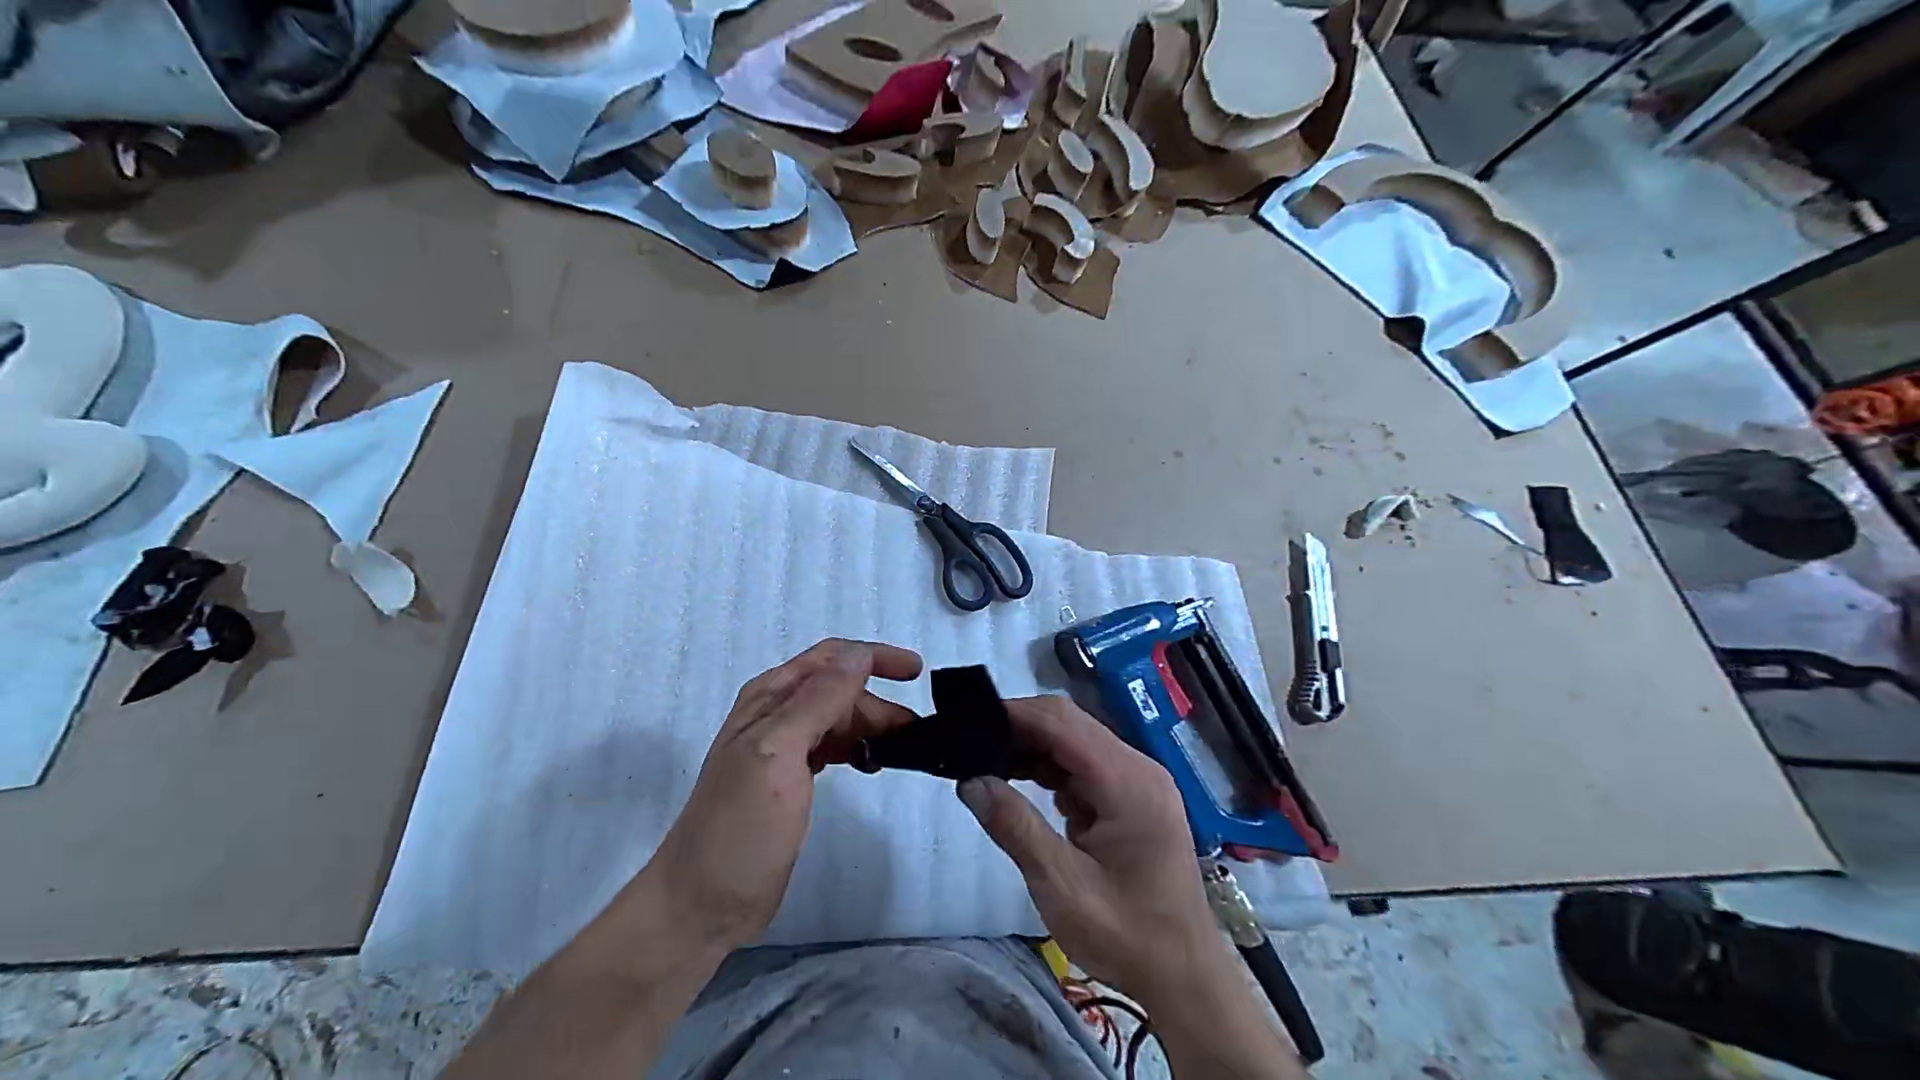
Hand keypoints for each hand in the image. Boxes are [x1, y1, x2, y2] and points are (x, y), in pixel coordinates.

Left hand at [644, 639, 922, 950]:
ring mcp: (782, 748)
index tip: (916, 672)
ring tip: (903, 750)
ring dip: (872, 726)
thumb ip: (818, 700)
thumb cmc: (741, 827)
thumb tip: (860, 655)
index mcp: (770, 698)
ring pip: (839, 718)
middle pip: (840, 688)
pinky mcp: (790, 779)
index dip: (875, 657)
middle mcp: (776, 715)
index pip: (831, 657)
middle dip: (879, 700)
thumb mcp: (778, 753)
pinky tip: (872, 765)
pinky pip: (833, 746)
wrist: (703, 903)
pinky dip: (858, 748)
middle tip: (916, 732)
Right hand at [955, 695, 1235, 1003]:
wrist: (1186, 978)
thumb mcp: (1062, 886)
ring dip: (1033, 749)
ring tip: (987, 762)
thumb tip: (971, 781)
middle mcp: (1138, 769)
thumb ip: (1016, 827)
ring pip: (1076, 742)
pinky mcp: (1133, 798)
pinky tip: (1022, 784)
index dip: (1015, 714)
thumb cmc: (1128, 936)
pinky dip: (1051, 769)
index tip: (970, 719)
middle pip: (1071, 724)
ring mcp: (1139, 782)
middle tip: (971, 744)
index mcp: (1128, 782)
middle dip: (1020, 728)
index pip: (1063, 723)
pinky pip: (1085, 766)